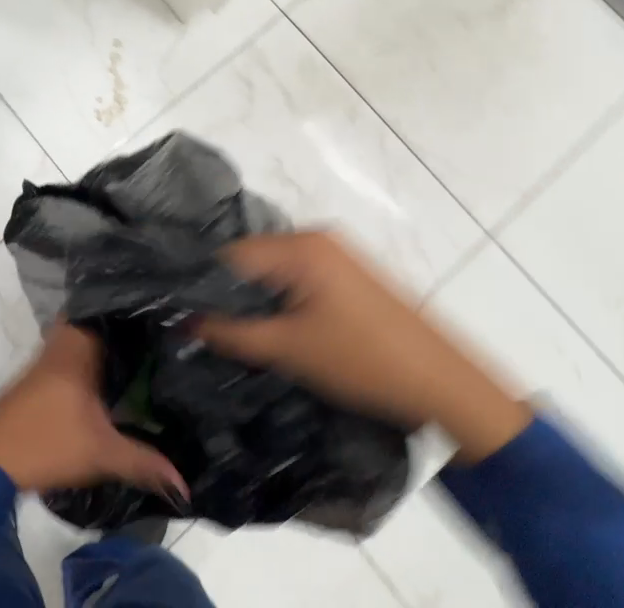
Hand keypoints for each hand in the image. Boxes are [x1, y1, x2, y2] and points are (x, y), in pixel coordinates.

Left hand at [0, 324, 189, 498]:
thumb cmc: (45, 443)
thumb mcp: (102, 454)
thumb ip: (145, 463)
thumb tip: (186, 485)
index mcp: (77, 347)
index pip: (108, 309)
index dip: (135, 305)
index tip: (166, 305)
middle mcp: (62, 345)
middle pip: (97, 323)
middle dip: (127, 326)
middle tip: (164, 329)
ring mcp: (48, 362)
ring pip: (85, 341)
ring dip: (110, 345)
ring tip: (151, 349)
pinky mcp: (41, 381)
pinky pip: (77, 358)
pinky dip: (96, 362)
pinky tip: (118, 379)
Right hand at [193, 231, 531, 461]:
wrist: (446, 386)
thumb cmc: (364, 361)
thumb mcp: (289, 349)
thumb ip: (230, 333)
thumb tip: (181, 321)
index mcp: (301, 245)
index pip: (228, 254)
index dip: (200, 284)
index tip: (176, 314)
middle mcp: (317, 237)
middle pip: (250, 259)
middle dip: (226, 292)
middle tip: (198, 327)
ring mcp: (337, 254)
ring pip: (273, 271)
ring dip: (253, 299)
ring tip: (230, 332)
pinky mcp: (349, 275)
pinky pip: (296, 279)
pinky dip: (278, 300)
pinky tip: (271, 329)